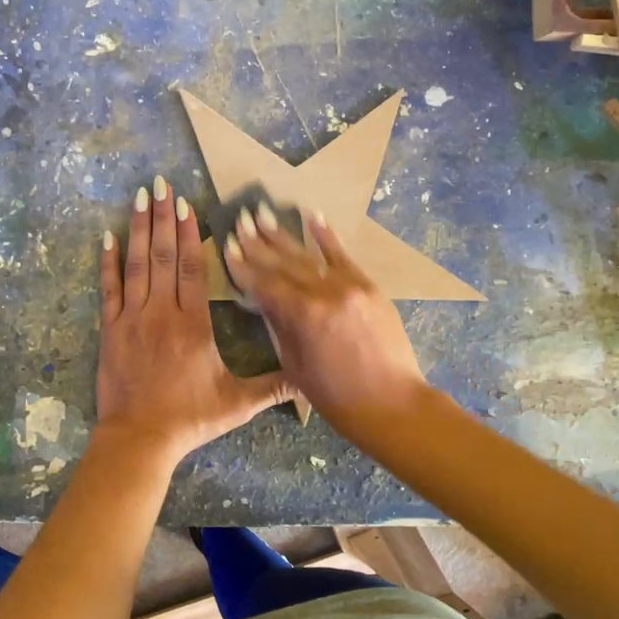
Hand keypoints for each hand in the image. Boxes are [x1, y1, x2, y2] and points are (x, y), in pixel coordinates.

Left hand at [96, 177, 295, 467]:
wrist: (139, 440)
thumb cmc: (190, 420)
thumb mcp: (238, 403)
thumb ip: (274, 386)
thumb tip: (311, 380)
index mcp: (194, 324)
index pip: (192, 268)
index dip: (191, 233)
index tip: (189, 204)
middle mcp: (162, 312)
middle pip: (164, 255)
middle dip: (164, 217)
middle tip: (161, 183)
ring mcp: (132, 319)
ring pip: (137, 264)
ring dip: (139, 228)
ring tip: (140, 197)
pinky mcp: (110, 331)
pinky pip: (109, 289)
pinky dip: (108, 262)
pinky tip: (108, 236)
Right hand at [223, 204, 426, 432]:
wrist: (392, 404)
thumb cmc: (335, 396)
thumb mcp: (295, 363)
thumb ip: (278, 326)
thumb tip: (261, 299)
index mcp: (303, 315)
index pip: (264, 283)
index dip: (243, 266)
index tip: (226, 247)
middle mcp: (325, 293)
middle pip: (283, 263)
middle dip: (258, 242)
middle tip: (239, 221)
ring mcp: (350, 286)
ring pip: (309, 256)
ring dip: (284, 235)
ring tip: (263, 214)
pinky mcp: (369, 287)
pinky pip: (343, 256)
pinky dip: (327, 236)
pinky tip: (311, 216)